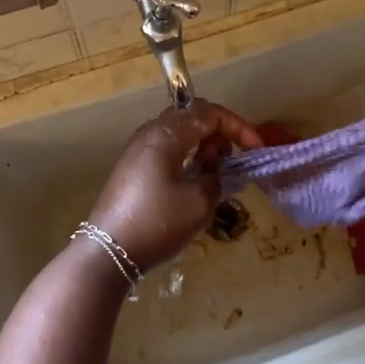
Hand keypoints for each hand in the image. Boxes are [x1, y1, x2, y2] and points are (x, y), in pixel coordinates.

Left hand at [85, 101, 263, 271]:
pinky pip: (167, 149)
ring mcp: (138, 148)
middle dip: (219, 134)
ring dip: (202, 146)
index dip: (238, 127)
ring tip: (214, 174)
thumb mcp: (199, 203)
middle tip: (232, 161)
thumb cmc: (157, 221)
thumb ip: (215, 179)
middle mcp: (151, 132)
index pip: (209, 113)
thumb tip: (213, 173)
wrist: (108, 250)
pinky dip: (186, 157)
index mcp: (167, 133)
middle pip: (192, 117)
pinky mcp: (133, 166)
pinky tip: (193, 182)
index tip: (256, 149)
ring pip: (179, 133)